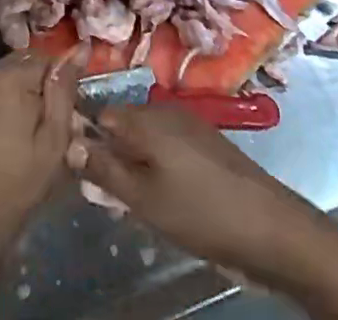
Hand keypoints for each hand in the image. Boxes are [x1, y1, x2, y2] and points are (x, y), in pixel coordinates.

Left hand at [0, 50, 81, 319]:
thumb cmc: (20, 181)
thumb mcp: (54, 137)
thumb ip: (65, 89)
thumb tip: (80, 48)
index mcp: (10, 76)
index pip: (50, 59)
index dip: (64, 85)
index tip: (69, 114)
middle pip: (30, 62)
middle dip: (45, 85)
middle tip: (55, 124)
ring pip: (15, 73)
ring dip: (29, 91)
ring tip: (36, 129)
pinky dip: (12, 98)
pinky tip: (16, 130)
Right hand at [77, 103, 318, 272]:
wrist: (269, 226)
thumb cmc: (198, 210)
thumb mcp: (142, 197)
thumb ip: (102, 168)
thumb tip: (68, 141)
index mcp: (147, 118)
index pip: (101, 114)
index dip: (88, 140)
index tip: (83, 173)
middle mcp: (166, 112)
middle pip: (125, 125)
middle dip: (112, 155)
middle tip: (110, 195)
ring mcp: (190, 125)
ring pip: (147, 139)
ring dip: (135, 164)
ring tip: (136, 202)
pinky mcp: (207, 143)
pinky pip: (169, 147)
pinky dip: (159, 167)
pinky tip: (165, 197)